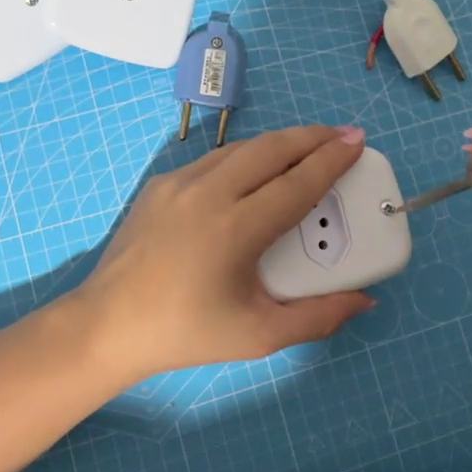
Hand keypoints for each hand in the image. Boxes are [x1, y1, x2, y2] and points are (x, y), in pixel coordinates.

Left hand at [71, 125, 375, 379]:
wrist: (108, 324)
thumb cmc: (187, 333)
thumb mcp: (260, 335)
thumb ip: (318, 317)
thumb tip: (363, 299)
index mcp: (235, 228)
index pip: (297, 183)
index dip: (331, 160)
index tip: (356, 142)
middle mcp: (207, 193)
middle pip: (270, 149)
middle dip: (311, 137)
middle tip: (341, 135)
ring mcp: (178, 183)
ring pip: (239, 149)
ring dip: (277, 144)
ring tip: (305, 147)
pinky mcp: (158, 185)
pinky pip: (211, 160)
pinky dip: (243, 157)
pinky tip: (255, 171)